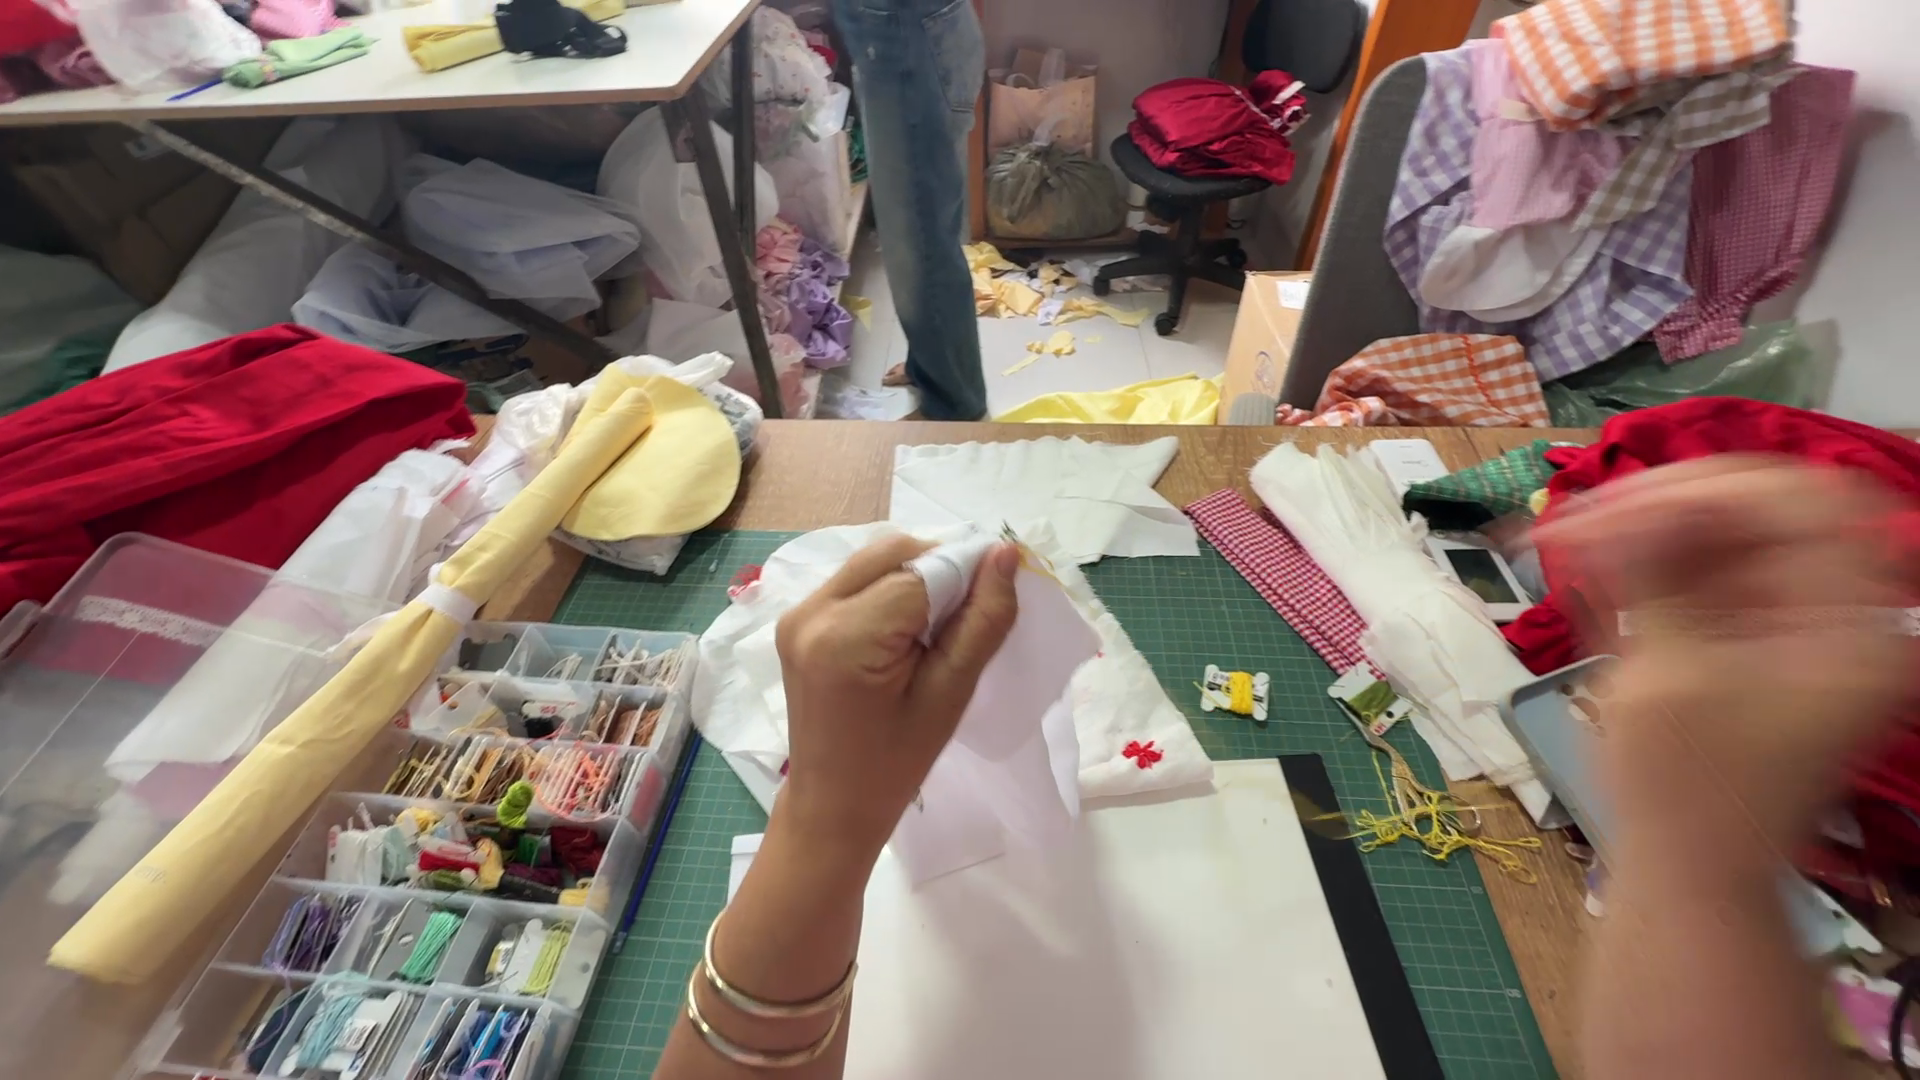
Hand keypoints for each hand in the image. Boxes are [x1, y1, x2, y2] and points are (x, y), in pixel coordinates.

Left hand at [773, 533, 1020, 865]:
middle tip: (966, 614)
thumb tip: (1005, 554)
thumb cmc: (896, 762)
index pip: (920, 574)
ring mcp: (798, 612)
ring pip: (875, 560)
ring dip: (916, 575)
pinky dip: (891, 587)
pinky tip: (906, 627)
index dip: (964, 577)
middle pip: (892, 553)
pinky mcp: (797, 618)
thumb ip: (982, 621)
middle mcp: (811, 611)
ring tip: (937, 624)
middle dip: (940, 568)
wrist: (832, 802)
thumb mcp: (950, 694)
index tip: (993, 598)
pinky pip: (857, 579)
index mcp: (845, 637)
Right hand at [1539, 457, 1915, 858]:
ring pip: (1713, 537)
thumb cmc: (1685, 786)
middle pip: (1753, 514)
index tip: (1614, 505)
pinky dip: (1632, 558)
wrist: (1688, 858)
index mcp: (1845, 624)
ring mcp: (1778, 622)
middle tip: (1571, 520)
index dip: (1706, 487)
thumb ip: (1651, 582)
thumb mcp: (1667, 677)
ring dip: (1634, 527)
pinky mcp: (1733, 634)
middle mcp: (1824, 611)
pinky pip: (1688, 571)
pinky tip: (1576, 559)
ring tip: (1558, 536)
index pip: (1799, 504)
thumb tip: (1616, 508)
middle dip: (1655, 506)